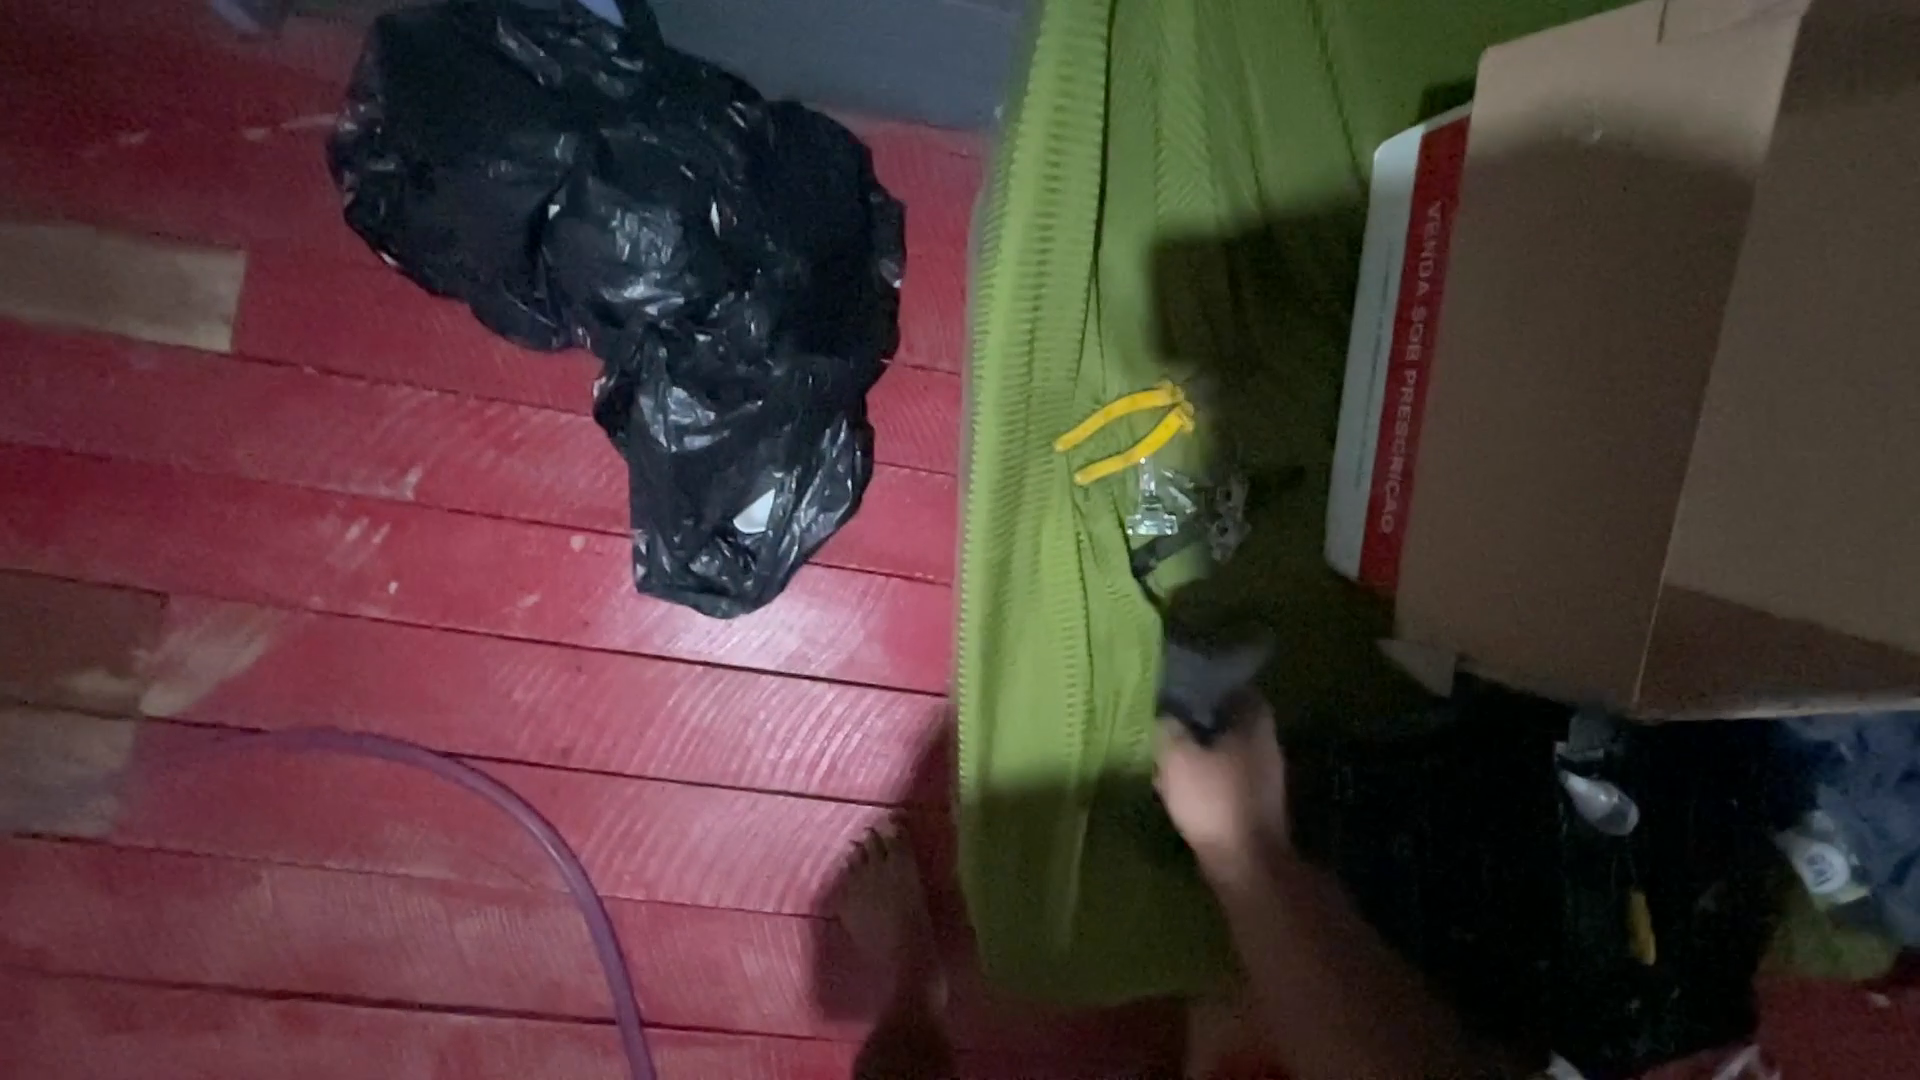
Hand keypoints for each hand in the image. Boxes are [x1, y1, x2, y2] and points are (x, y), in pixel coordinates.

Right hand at [1154, 692, 1290, 879]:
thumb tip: (1164, 714)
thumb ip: (1167, 727)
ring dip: (1202, 750)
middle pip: (1232, 721)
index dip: (1212, 687)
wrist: (1245, 864)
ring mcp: (1263, 779)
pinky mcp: (1254, 805)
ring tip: (1168, 751)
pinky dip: (1206, 776)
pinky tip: (1180, 783)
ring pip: (1228, 752)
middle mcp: (1265, 746)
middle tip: (1170, 717)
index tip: (1185, 688)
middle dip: (1203, 720)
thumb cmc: (1214, 799)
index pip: (1238, 689)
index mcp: (1253, 725)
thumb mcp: (1178, 755)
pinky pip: (1226, 778)